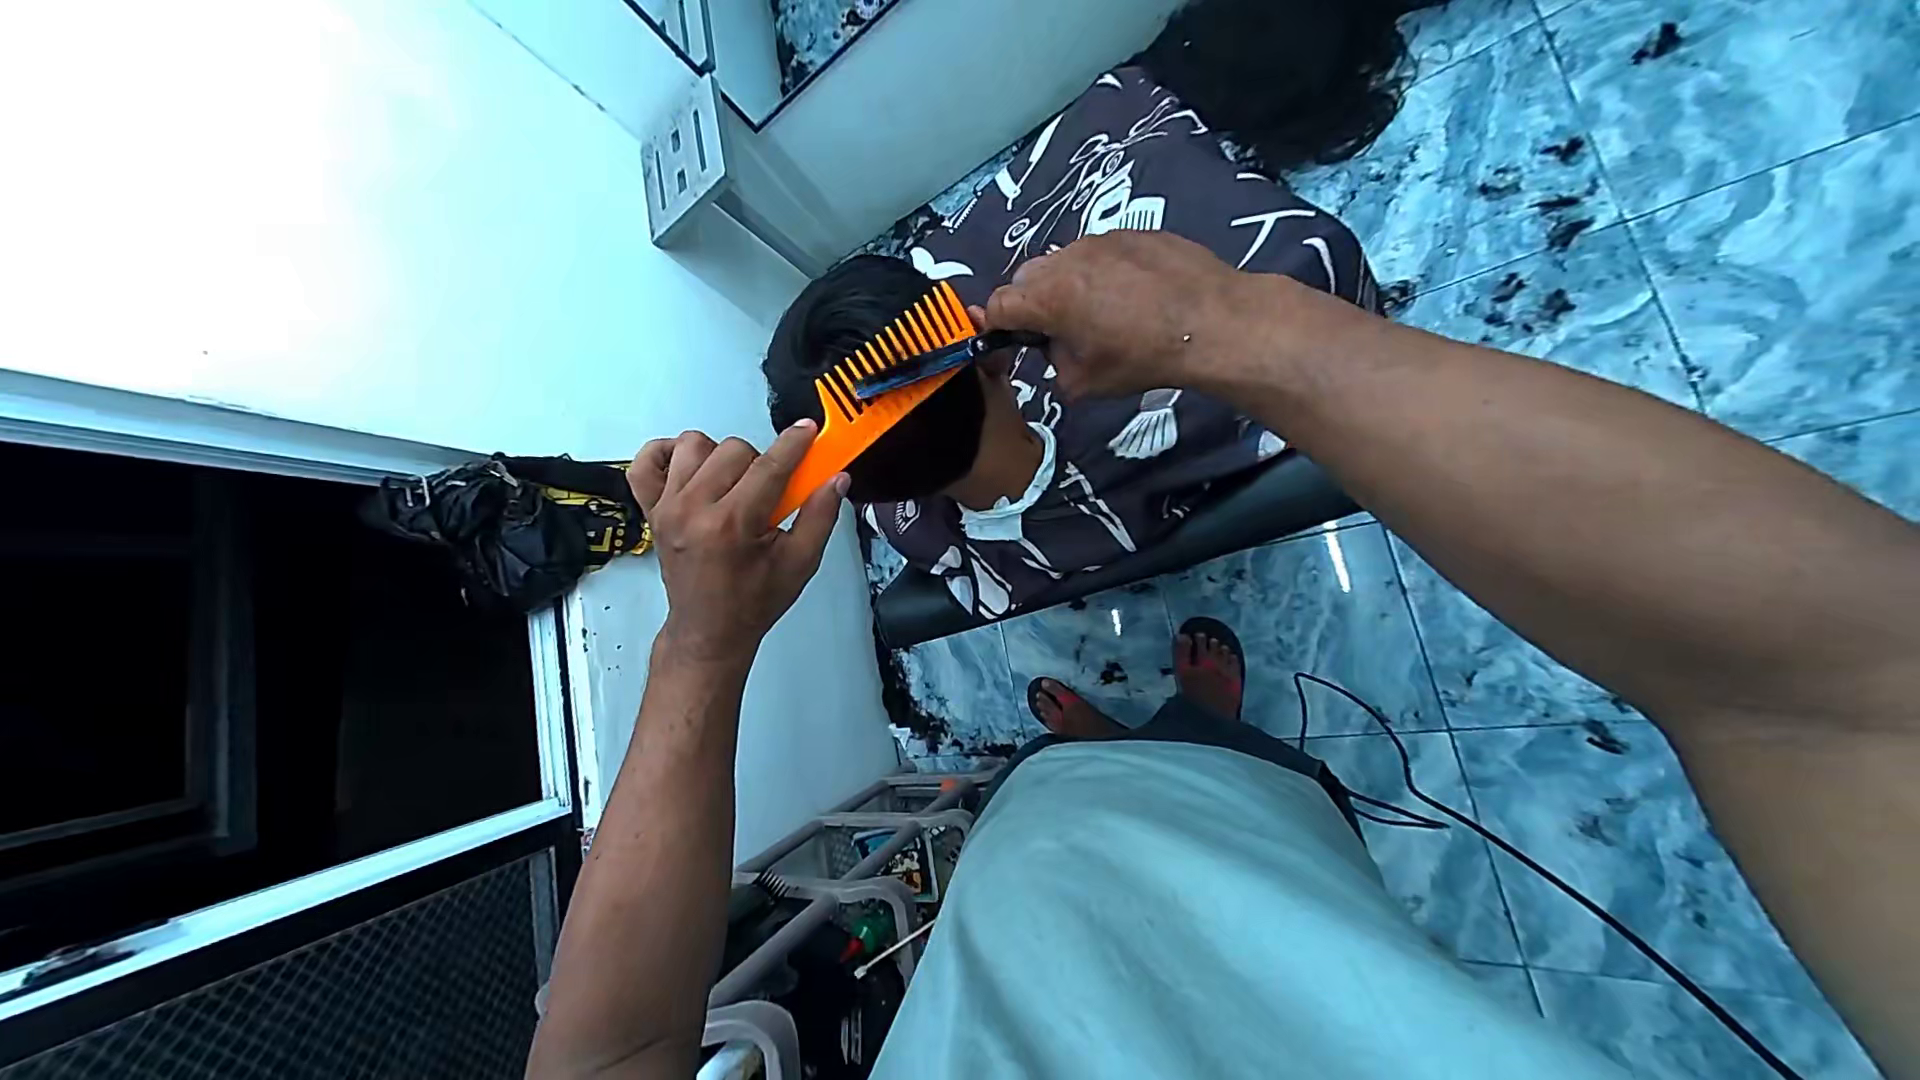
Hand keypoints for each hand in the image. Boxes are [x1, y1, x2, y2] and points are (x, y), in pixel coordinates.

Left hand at [627, 422, 847, 671]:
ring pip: (695, 445)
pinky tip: (694, 470)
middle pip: (734, 449)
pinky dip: (670, 455)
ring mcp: (667, 507)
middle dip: (762, 463)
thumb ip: (820, 516)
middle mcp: (693, 510)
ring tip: (736, 484)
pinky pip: (648, 460)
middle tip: (771, 491)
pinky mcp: (652, 509)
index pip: (769, 466)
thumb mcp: (800, 563)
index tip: (807, 430)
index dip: (794, 444)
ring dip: (722, 457)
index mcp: (732, 525)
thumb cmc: (753, 602)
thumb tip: (836, 479)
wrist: (710, 630)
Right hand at [980, 230, 1299, 399]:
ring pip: (1061, 262)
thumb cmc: (1142, 358)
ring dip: (1064, 286)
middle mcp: (1067, 259)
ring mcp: (1100, 240)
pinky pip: (1097, 252)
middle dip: (1030, 304)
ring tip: (1098, 311)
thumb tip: (1057, 347)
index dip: (995, 325)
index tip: (1007, 341)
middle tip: (1056, 330)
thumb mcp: (1084, 382)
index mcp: (1049, 297)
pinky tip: (1129, 294)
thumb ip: (1054, 362)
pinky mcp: (1131, 232)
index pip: (998, 304)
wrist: (1211, 322)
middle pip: (1026, 278)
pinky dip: (1098, 272)